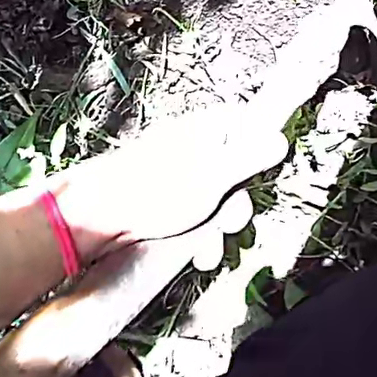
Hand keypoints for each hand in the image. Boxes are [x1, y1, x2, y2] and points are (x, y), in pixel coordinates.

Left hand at [48, 105, 289, 262]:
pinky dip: (201, 235)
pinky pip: (198, 215)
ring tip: (208, 249)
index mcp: (207, 129)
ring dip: (219, 228)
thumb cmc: (154, 188)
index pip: (248, 123)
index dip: (261, 147)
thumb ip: (250, 156)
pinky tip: (197, 253)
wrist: (96, 218)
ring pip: (219, 199)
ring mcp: (182, 175)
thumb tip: (280, 139)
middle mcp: (196, 148)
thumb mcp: (213, 173)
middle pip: (238, 170)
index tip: (265, 172)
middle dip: (237, 204)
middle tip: (230, 222)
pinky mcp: (169, 201)